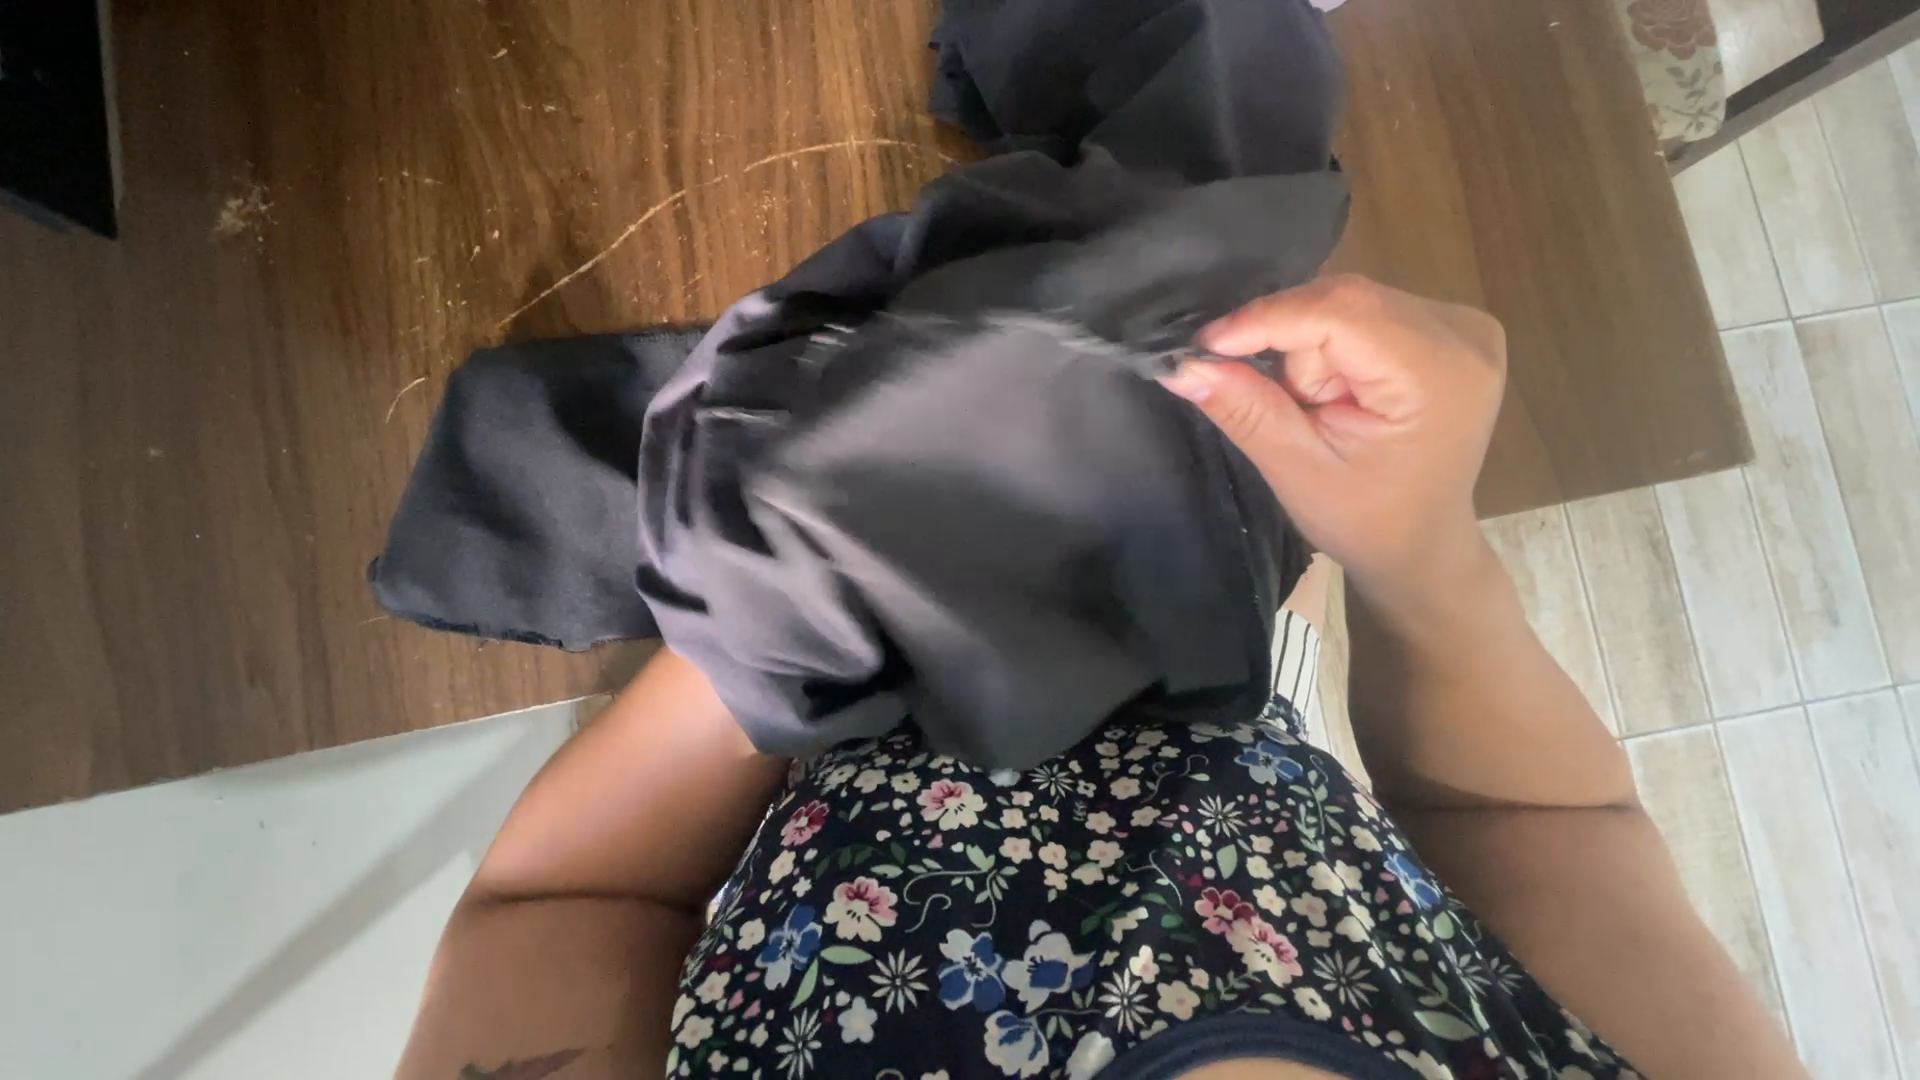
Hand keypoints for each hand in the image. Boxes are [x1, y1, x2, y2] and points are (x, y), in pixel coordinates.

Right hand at [1160, 274, 1505, 609]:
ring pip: (1348, 303)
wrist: (1419, 544)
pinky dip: (1328, 344)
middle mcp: (1463, 332)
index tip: (1204, 345)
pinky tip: (1336, 390)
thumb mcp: (1295, 471)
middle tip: (1277, 400)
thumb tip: (1182, 366)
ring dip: (1309, 348)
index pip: (1341, 310)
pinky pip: (1363, 312)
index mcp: (1439, 373)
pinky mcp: (1449, 328)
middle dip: (1290, 342)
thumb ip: (1245, 410)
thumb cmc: (1363, 521)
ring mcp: (1462, 325)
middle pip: (1344, 300)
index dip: (1265, 318)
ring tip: (1315, 406)